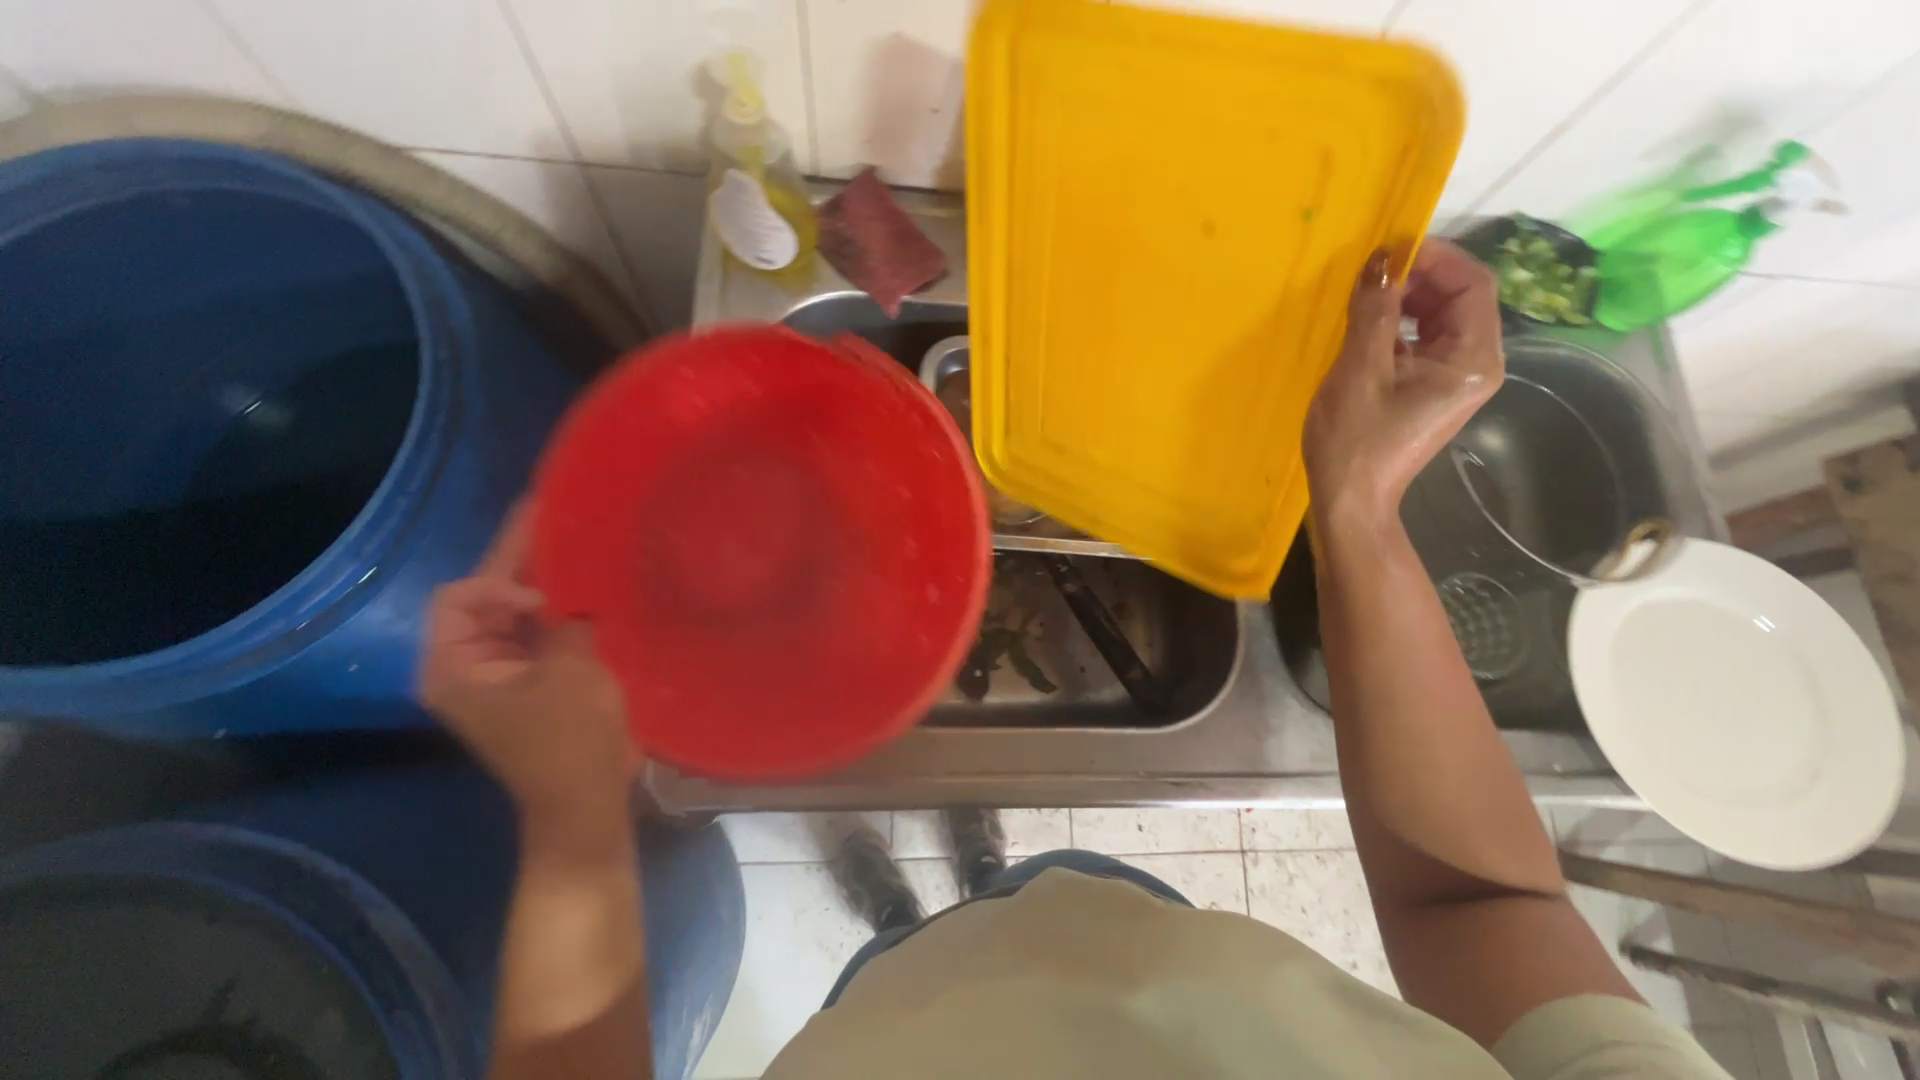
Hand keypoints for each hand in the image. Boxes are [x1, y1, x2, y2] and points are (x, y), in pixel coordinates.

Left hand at [418, 504, 634, 825]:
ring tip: (577, 538)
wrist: (586, 803)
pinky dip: (560, 607)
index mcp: (453, 667)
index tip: (543, 597)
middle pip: (487, 597)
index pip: (458, 598)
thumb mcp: (568, 673)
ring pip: (516, 611)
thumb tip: (575, 586)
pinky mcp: (533, 678)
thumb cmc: (569, 740)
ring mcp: (501, 672)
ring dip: (545, 580)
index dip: (498, 583)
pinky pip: (539, 630)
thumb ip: (566, 620)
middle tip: (553, 513)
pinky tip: (590, 583)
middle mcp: (468, 664)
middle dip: (522, 562)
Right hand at [1304, 239, 1503, 527]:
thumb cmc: (1355, 439)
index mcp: (1473, 359)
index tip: (1388, 251)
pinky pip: (1424, 341)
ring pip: (1440, 318)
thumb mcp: (1360, 369)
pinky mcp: (1432, 389)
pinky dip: (1398, 326)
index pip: (1473, 284)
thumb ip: (1374, 309)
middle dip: (1418, 277)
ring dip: (1405, 300)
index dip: (1435, 258)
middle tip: (1369, 274)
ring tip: (1362, 298)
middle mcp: (1477, 364)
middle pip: (1460, 298)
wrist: (1351, 500)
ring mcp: (1456, 379)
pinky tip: (1365, 328)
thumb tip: (1380, 260)